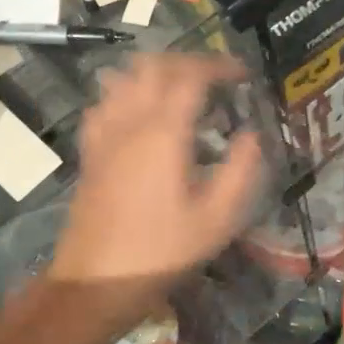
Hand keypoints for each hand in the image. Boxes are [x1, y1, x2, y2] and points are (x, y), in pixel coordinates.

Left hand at [48, 54, 263, 290]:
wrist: (96, 281)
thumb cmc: (163, 252)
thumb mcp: (218, 219)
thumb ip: (241, 170)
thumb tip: (253, 135)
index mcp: (164, 133)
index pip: (191, 76)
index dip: (220, 66)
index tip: (244, 75)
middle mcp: (130, 122)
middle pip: (154, 65)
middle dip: (189, 62)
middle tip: (218, 80)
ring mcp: (104, 135)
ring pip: (124, 77)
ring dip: (157, 73)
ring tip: (184, 92)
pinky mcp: (90, 152)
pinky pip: (105, 103)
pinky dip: (128, 94)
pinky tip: (144, 115)